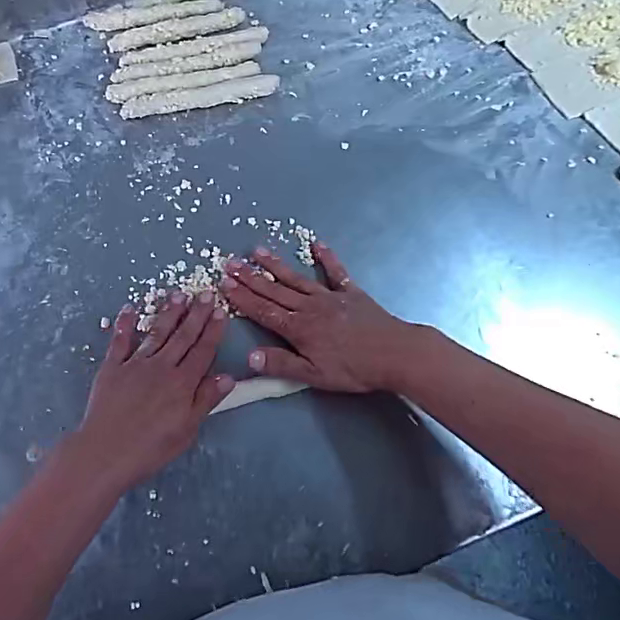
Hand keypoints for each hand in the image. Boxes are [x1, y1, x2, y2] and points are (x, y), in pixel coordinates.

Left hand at [66, 292, 233, 489]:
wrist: (106, 450)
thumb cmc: (150, 448)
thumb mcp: (186, 430)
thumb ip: (205, 400)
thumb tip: (228, 377)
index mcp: (182, 384)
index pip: (203, 351)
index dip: (213, 331)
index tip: (220, 312)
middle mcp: (161, 367)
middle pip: (182, 336)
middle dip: (196, 314)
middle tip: (205, 293)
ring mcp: (135, 363)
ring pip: (156, 332)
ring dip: (169, 313)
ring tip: (179, 295)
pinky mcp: (112, 366)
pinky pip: (120, 340)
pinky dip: (125, 323)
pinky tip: (129, 308)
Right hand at [220, 242, 426, 393]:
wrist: (396, 354)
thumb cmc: (355, 369)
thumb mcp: (315, 375)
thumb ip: (282, 365)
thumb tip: (249, 357)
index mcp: (298, 328)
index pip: (263, 311)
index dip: (242, 297)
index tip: (223, 284)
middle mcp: (308, 307)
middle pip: (273, 291)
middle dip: (249, 277)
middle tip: (229, 263)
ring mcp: (329, 296)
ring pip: (296, 279)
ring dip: (275, 265)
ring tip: (256, 251)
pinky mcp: (350, 292)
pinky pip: (335, 273)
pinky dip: (326, 258)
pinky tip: (317, 244)